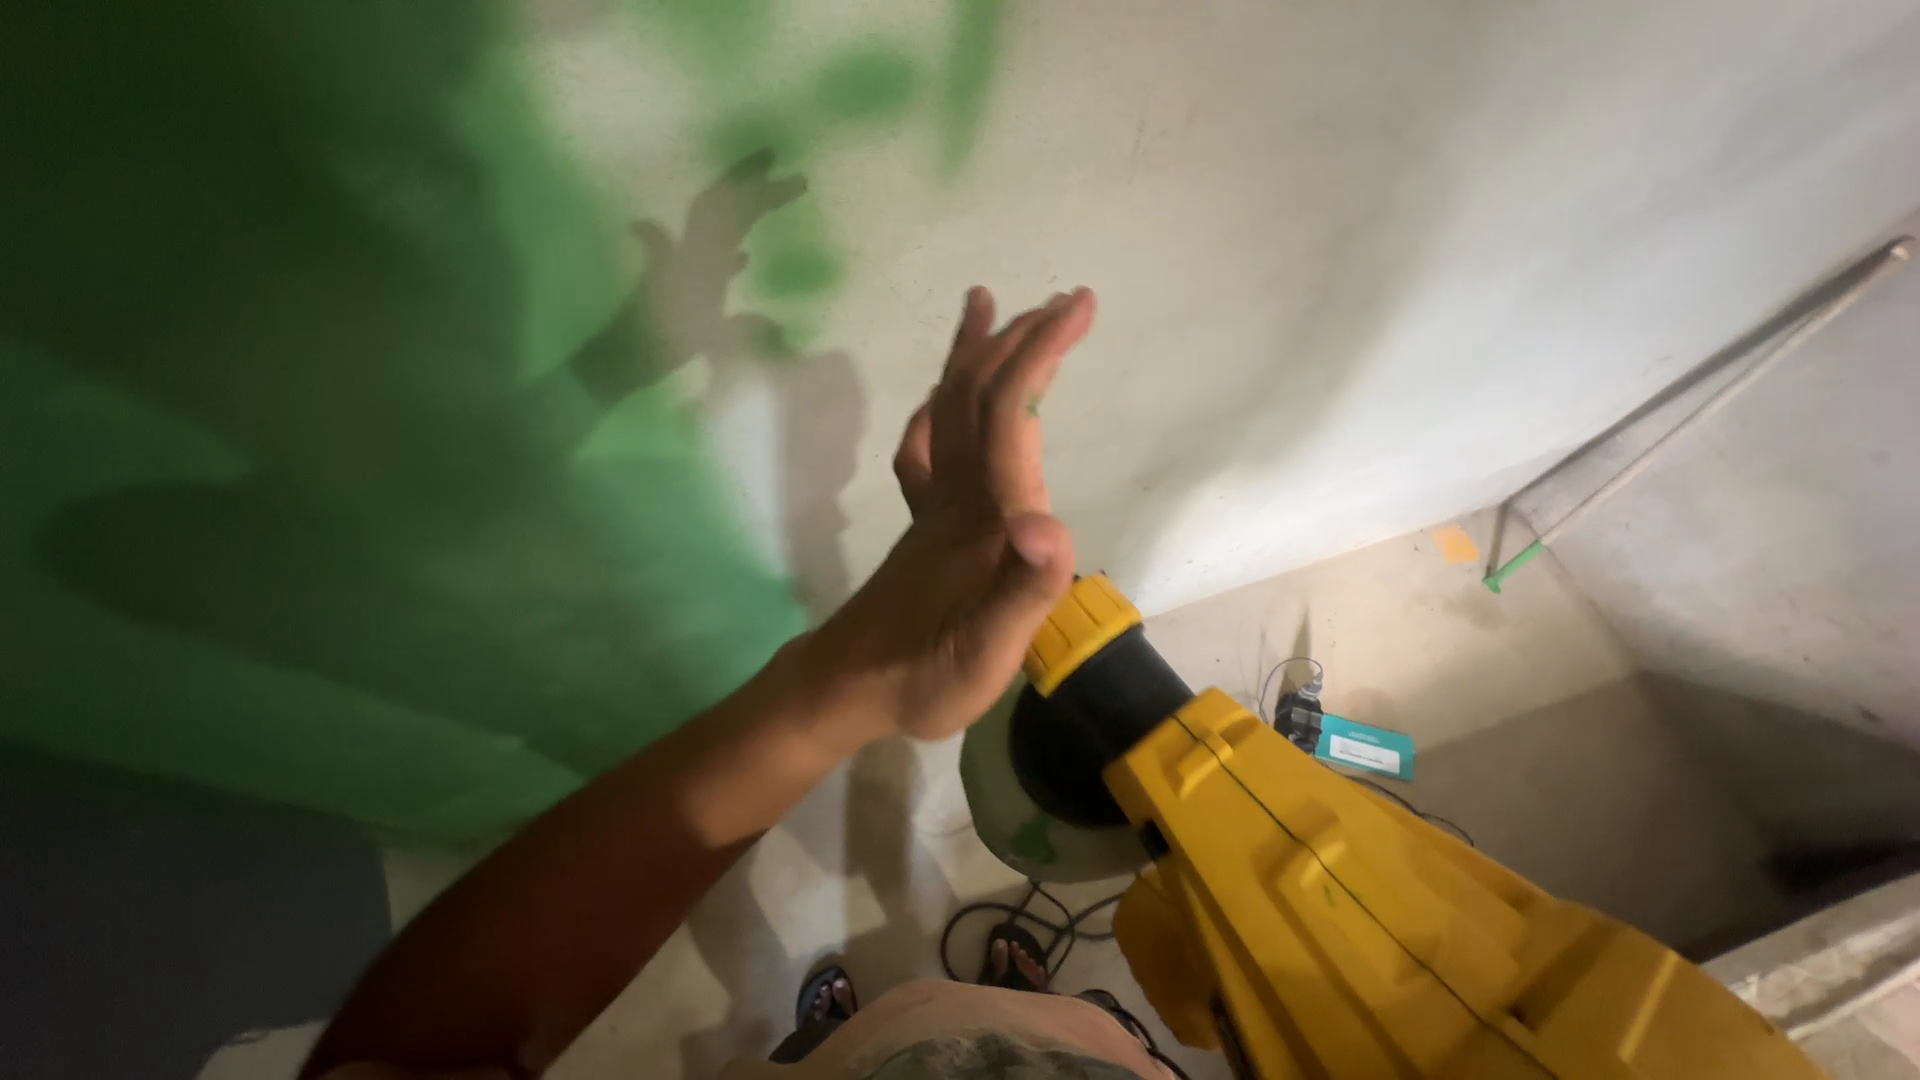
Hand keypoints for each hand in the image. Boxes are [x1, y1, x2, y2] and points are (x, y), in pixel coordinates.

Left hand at [806, 286, 1095, 743]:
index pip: (1011, 413)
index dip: (1041, 352)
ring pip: (948, 412)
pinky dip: (937, 411)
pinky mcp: (922, 524)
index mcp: (986, 516)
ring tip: (986, 307)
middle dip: (1020, 339)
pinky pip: (924, 450)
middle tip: (1063, 301)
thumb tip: (1049, 525)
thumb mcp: (989, 650)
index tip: (1077, 306)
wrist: (851, 687)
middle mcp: (959, 496)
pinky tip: (940, 404)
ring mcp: (934, 507)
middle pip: (980, 397)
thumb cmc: (927, 673)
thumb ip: (1024, 588)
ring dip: (973, 357)